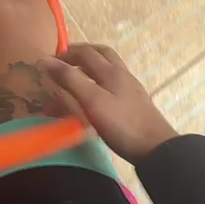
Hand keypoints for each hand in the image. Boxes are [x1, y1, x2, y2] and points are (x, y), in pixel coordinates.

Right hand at [38, 45, 179, 164]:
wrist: (158, 150)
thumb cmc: (122, 124)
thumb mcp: (92, 100)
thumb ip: (70, 79)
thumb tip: (46, 59)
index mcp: (111, 72)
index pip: (85, 53)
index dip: (65, 54)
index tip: (48, 62)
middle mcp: (122, 75)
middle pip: (101, 55)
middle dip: (81, 53)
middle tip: (64, 60)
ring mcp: (131, 89)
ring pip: (109, 69)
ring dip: (91, 67)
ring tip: (78, 75)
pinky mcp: (135, 104)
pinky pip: (114, 84)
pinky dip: (100, 82)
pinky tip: (96, 96)